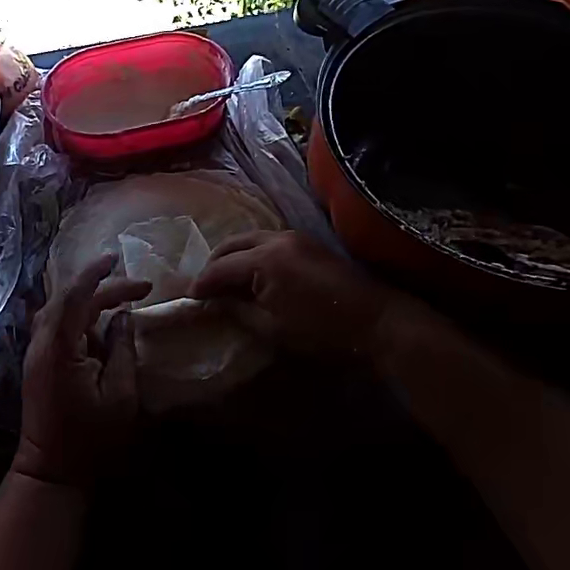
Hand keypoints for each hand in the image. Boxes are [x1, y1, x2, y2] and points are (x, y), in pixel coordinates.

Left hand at [13, 254, 150, 489]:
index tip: (120, 260)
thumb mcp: (120, 395)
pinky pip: (53, 324)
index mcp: (60, 346)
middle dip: (99, 286)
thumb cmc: (91, 437)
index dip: (99, 274)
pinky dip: (75, 314)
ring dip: (85, 298)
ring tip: (117, 297)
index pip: (76, 295)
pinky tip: (94, 320)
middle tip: (134, 287)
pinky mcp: (36, 361)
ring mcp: (34, 351)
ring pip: (57, 309)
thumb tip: (123, 317)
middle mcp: (41, 342)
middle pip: (67, 298)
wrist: (50, 468)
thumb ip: (122, 350)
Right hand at [189, 230, 405, 358]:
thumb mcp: (271, 328)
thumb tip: (214, 302)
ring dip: (234, 257)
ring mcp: (295, 238)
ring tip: (226, 281)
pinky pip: (269, 242)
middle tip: (205, 286)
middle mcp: (277, 239)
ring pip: (251, 240)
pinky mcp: (308, 243)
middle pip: (232, 244)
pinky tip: (252, 274)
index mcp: (265, 259)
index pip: (221, 267)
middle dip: (215, 264)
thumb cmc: (321, 331)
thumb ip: (237, 310)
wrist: (378, 322)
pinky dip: (253, 254)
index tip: (191, 298)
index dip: (203, 283)